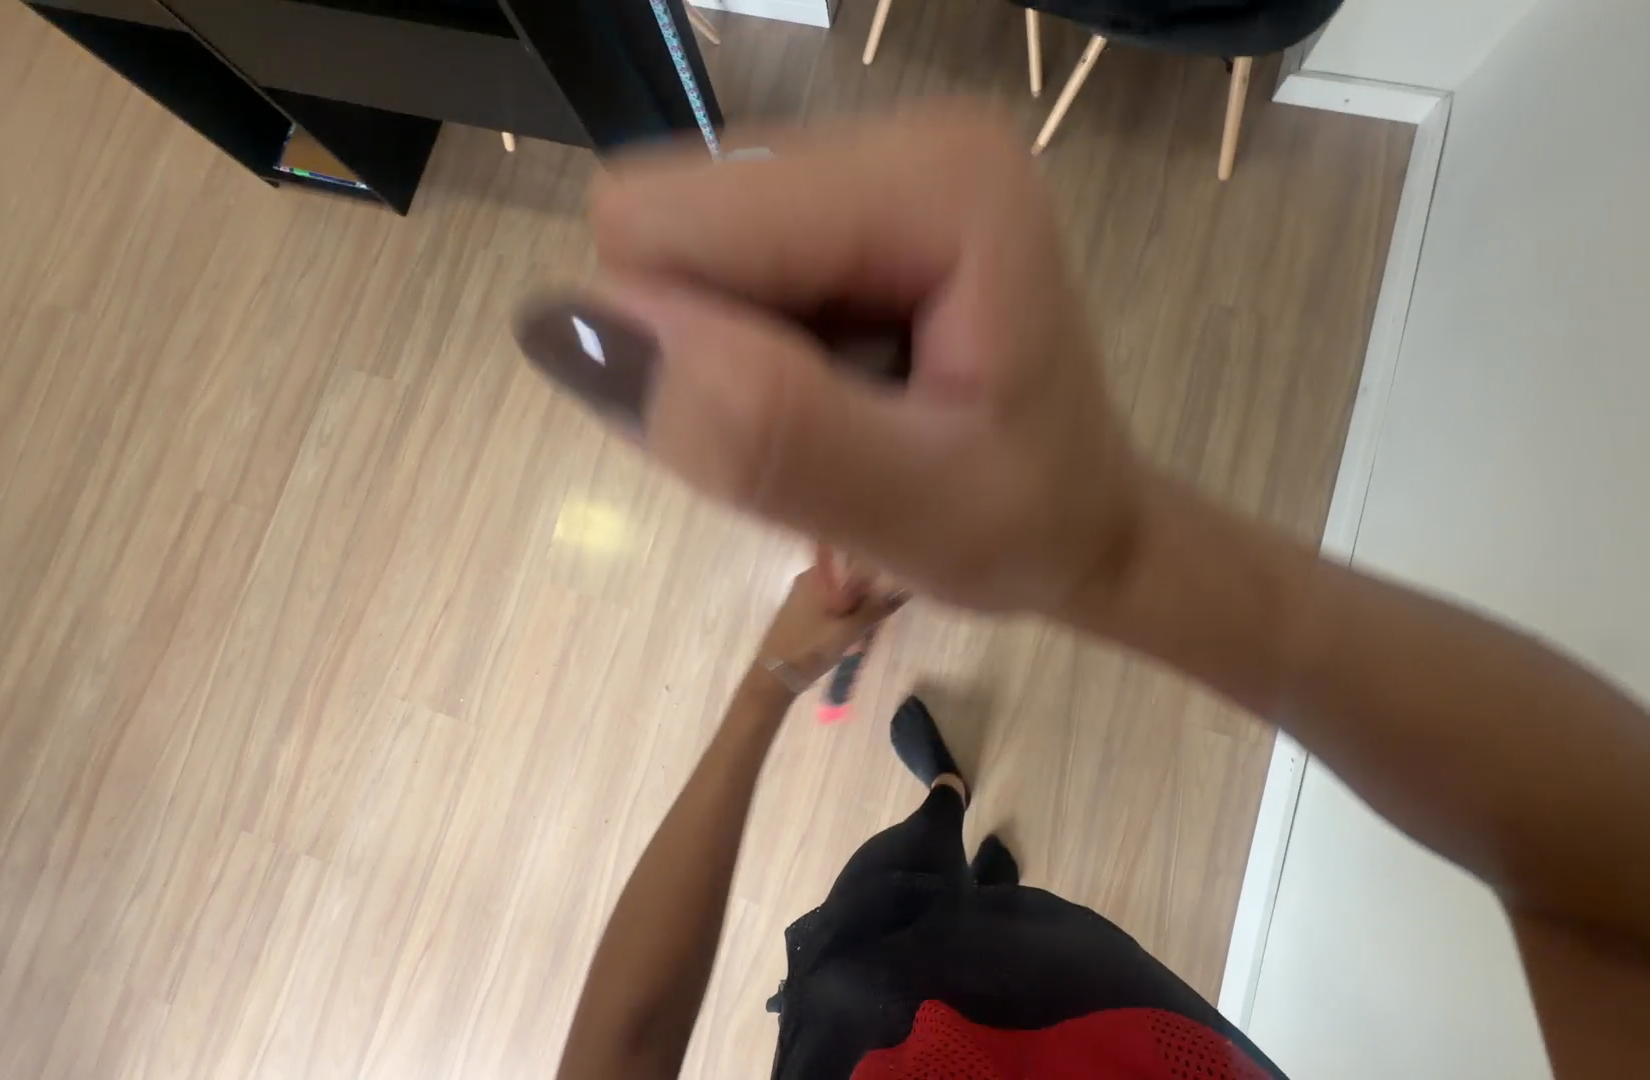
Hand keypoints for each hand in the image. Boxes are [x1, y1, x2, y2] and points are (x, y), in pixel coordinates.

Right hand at [517, 103, 1146, 614]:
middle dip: (713, 359)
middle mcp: (896, 139)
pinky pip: (716, 280)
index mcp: (932, 181)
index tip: (787, 433)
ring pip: (682, 259)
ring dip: (734, 368)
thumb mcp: (907, 511)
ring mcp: (866, 171)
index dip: (687, 357)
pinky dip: (751, 361)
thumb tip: (574, 329)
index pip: (666, 224)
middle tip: (823, 430)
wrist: (1076, 525)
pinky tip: (835, 400)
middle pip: (670, 228)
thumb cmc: (1022, 527)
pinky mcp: (841, 218)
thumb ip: (762, 427)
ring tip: (841, 420)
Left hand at [755, 570, 903, 693]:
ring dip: (854, 608)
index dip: (875, 577)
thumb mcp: (848, 630)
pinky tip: (848, 633)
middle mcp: (808, 578)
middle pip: (847, 579)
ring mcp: (800, 595)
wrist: (773, 676)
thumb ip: (875, 609)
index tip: (888, 594)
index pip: (854, 563)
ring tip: (863, 630)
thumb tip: (903, 590)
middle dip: (865, 596)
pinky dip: (841, 615)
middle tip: (876, 619)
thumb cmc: (811, 648)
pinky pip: (827, 604)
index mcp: (818, 575)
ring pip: (838, 594)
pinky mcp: (798, 611)